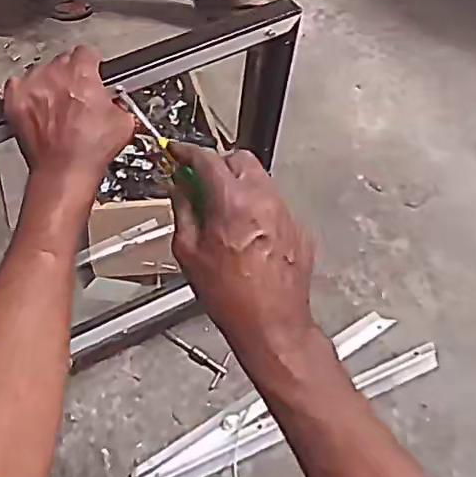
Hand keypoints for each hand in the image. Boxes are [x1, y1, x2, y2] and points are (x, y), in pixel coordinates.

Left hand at [2, 46, 135, 181]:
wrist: (64, 171)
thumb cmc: (89, 150)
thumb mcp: (123, 122)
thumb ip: (119, 102)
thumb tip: (116, 102)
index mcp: (82, 73)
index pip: (86, 52)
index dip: (91, 63)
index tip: (92, 71)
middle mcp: (54, 74)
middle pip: (62, 61)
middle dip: (70, 75)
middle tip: (76, 96)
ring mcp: (32, 86)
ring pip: (40, 73)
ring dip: (48, 84)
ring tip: (55, 106)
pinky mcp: (15, 101)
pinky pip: (17, 85)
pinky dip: (26, 93)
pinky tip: (35, 105)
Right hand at [168, 144, 319, 364]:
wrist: (272, 325)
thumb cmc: (232, 298)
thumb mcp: (189, 252)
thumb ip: (183, 211)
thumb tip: (179, 190)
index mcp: (233, 203)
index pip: (207, 158)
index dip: (187, 151)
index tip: (178, 152)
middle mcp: (263, 201)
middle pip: (240, 159)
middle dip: (218, 165)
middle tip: (201, 183)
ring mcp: (284, 213)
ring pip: (259, 180)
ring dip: (238, 186)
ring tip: (221, 214)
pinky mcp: (297, 228)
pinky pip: (272, 204)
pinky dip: (256, 208)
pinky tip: (244, 234)